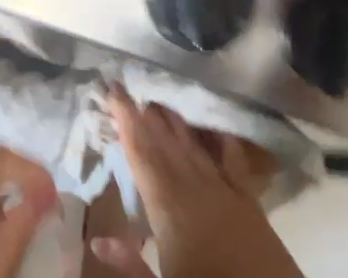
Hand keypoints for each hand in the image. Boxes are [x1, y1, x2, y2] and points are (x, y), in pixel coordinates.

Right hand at [91, 89, 304, 277]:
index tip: (115, 92)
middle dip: (146, 116)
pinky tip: (219, 128)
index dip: (127, 123)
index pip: (143, 157)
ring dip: (176, 124)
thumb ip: (130, 263)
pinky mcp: (251, 204)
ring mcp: (227, 194)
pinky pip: (235, 165)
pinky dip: (225, 144)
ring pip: (196, 150)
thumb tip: (96, 240)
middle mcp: (197, 192)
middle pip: (167, 147)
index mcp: (170, 211)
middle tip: (130, 87)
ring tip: (159, 100)